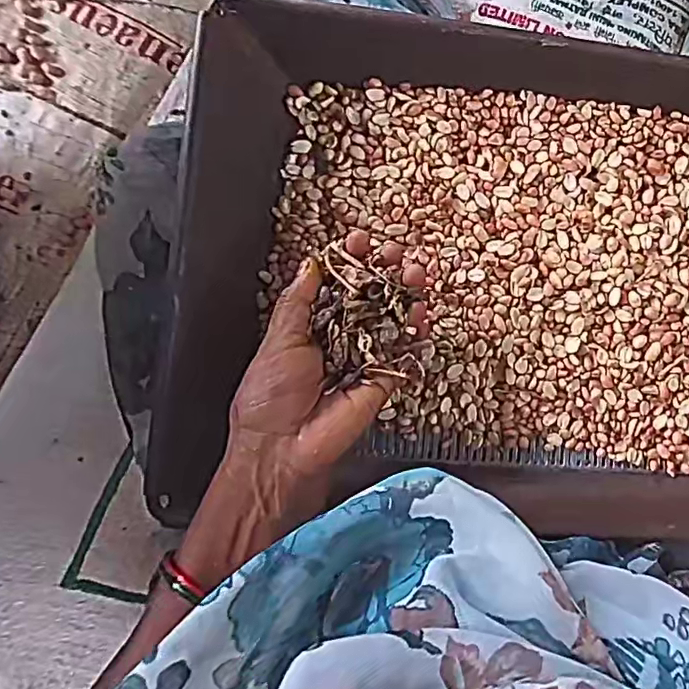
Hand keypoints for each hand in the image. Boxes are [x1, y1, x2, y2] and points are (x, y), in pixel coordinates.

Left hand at [176, 232, 427, 586]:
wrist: (281, 447)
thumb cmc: (267, 398)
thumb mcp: (277, 338)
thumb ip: (298, 301)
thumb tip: (311, 264)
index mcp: (313, 326)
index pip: (338, 285)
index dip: (351, 261)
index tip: (360, 240)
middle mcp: (342, 339)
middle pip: (370, 298)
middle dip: (385, 272)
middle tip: (396, 252)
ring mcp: (364, 358)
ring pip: (390, 321)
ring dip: (404, 296)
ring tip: (415, 274)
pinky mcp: (381, 380)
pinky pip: (402, 353)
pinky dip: (414, 335)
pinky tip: (420, 314)